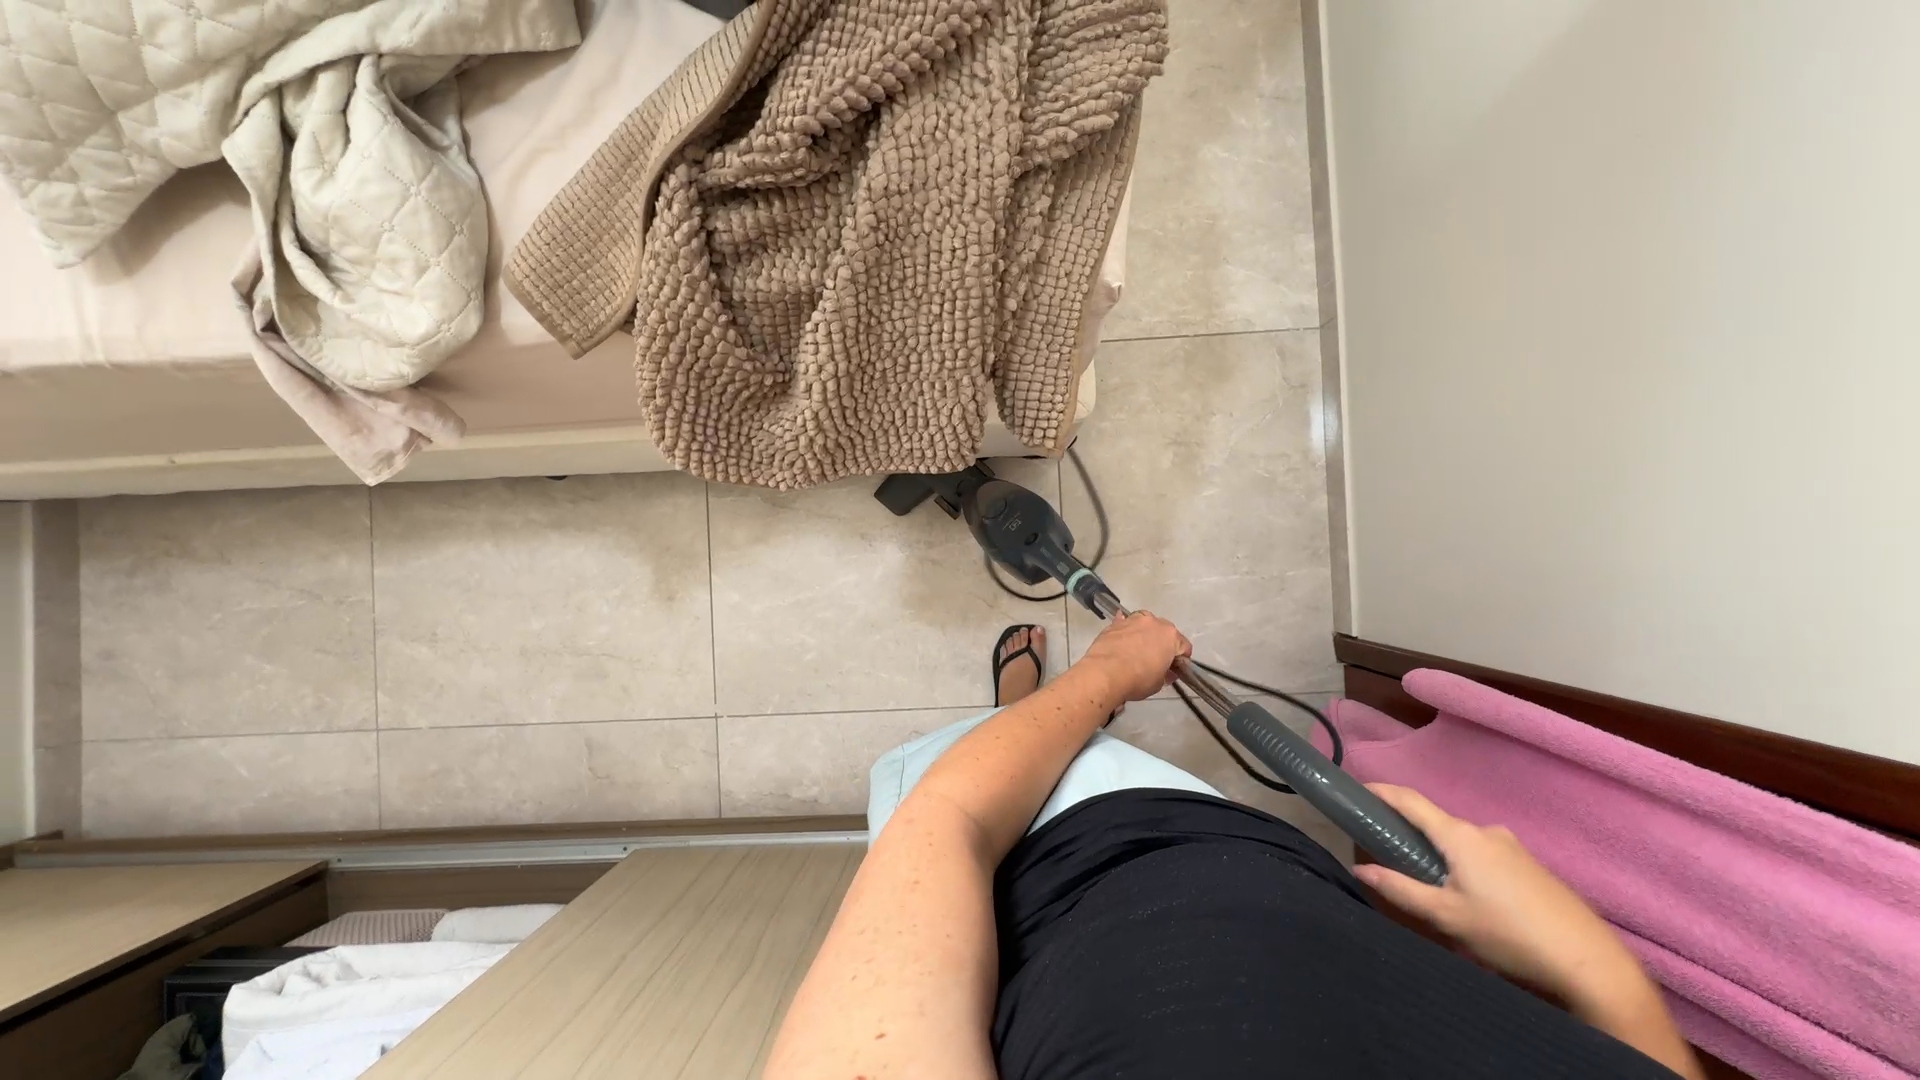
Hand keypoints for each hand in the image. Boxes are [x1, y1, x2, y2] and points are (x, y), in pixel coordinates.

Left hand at [1078, 612, 1190, 703]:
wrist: (1105, 673)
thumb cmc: (1138, 679)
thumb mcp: (1158, 683)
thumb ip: (1166, 674)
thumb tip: (1167, 672)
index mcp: (1170, 636)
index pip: (1184, 646)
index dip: (1181, 659)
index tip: (1174, 669)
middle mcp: (1154, 622)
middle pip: (1164, 631)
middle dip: (1163, 643)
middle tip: (1156, 659)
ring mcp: (1133, 620)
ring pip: (1144, 623)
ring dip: (1145, 632)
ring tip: (1138, 648)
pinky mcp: (1115, 623)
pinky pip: (1124, 623)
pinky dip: (1125, 628)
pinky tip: (1122, 636)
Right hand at [1353, 784, 1643, 1006]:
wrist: (1590, 963)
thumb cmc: (1508, 933)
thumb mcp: (1445, 916)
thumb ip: (1399, 889)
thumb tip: (1360, 869)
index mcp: (1460, 835)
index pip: (1410, 800)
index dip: (1381, 792)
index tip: (1356, 790)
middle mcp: (1486, 831)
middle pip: (1436, 823)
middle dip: (1410, 833)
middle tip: (1388, 854)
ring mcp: (1513, 847)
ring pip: (1462, 843)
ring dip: (1441, 855)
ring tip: (1430, 886)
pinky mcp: (1532, 867)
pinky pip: (1485, 856)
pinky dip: (1466, 866)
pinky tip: (1470, 899)